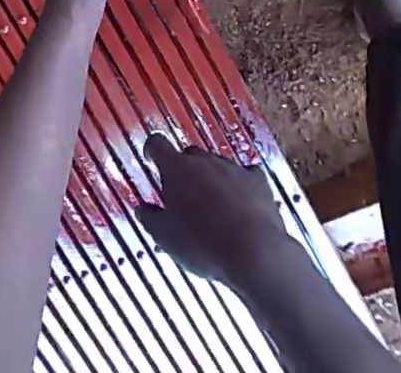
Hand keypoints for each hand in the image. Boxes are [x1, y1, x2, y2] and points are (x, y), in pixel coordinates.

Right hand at [138, 133, 293, 285]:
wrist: (255, 255)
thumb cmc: (204, 245)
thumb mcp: (166, 237)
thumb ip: (150, 218)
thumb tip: (142, 210)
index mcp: (176, 169)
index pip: (158, 144)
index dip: (152, 150)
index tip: (151, 157)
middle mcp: (204, 161)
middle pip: (189, 155)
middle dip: (184, 171)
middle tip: (183, 197)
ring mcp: (233, 168)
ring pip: (216, 166)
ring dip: (212, 180)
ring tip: (213, 210)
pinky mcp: (258, 181)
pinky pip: (246, 175)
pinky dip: (241, 185)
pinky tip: (242, 202)